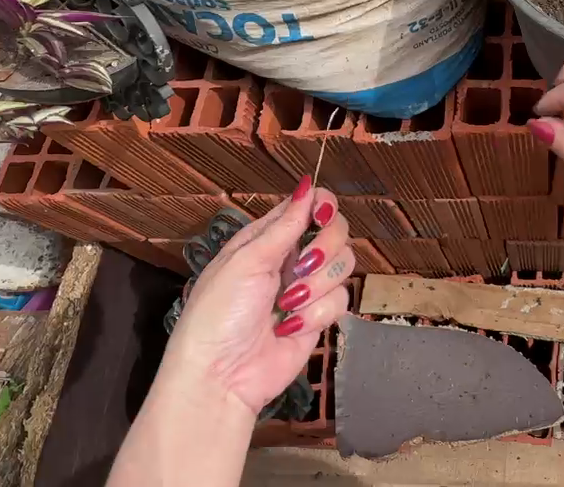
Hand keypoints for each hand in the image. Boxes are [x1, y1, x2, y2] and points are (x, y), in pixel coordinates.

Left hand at [158, 177, 353, 417]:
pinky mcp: (320, 316)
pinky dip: (316, 314)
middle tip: (301, 267)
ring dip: (316, 286)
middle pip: (336, 230)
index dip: (323, 205)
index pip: (310, 205)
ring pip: (343, 264)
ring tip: (288, 304)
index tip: (321, 217)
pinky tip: (290, 327)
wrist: (220, 379)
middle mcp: (292, 257)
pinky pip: (340, 300)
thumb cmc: (219, 314)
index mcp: (269, 238)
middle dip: (324, 248)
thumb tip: (307, 184)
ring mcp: (308, 287)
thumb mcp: (246, 262)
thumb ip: (284, 225)